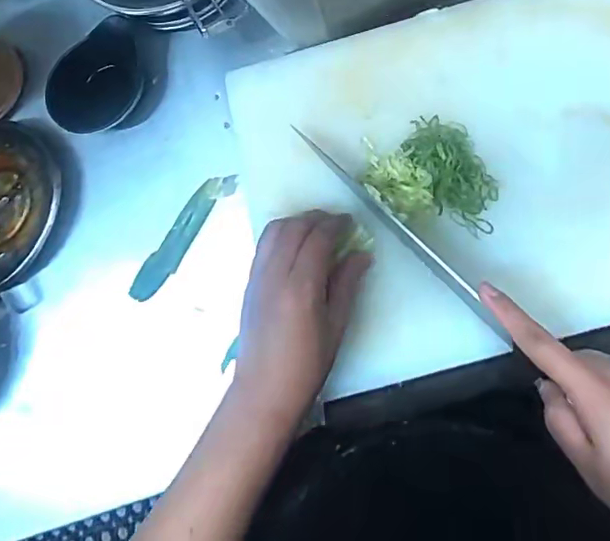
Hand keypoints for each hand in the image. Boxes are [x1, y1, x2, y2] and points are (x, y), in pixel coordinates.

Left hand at [229, 211, 372, 429]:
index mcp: (301, 286)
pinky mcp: (248, 280)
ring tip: (315, 227)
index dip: (335, 224)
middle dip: (317, 218)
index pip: (318, 239)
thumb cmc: (306, 366)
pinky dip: (281, 232)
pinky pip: (264, 243)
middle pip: (295, 227)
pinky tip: (294, 242)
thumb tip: (361, 254)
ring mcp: (258, 274)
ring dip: (297, 221)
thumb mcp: (336, 327)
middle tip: (336, 222)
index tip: (351, 221)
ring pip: (275, 229)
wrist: (262, 391)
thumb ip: (347, 285)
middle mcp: (275, 273)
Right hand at [482, 284, 609, 540]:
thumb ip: (561, 425)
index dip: (509, 315)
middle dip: (567, 389)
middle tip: (585, 444)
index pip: (540, 344)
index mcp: (594, 389)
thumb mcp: (594, 472)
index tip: (486, 286)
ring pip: (604, 381)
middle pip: (574, 366)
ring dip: (599, 405)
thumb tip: (551, 393)